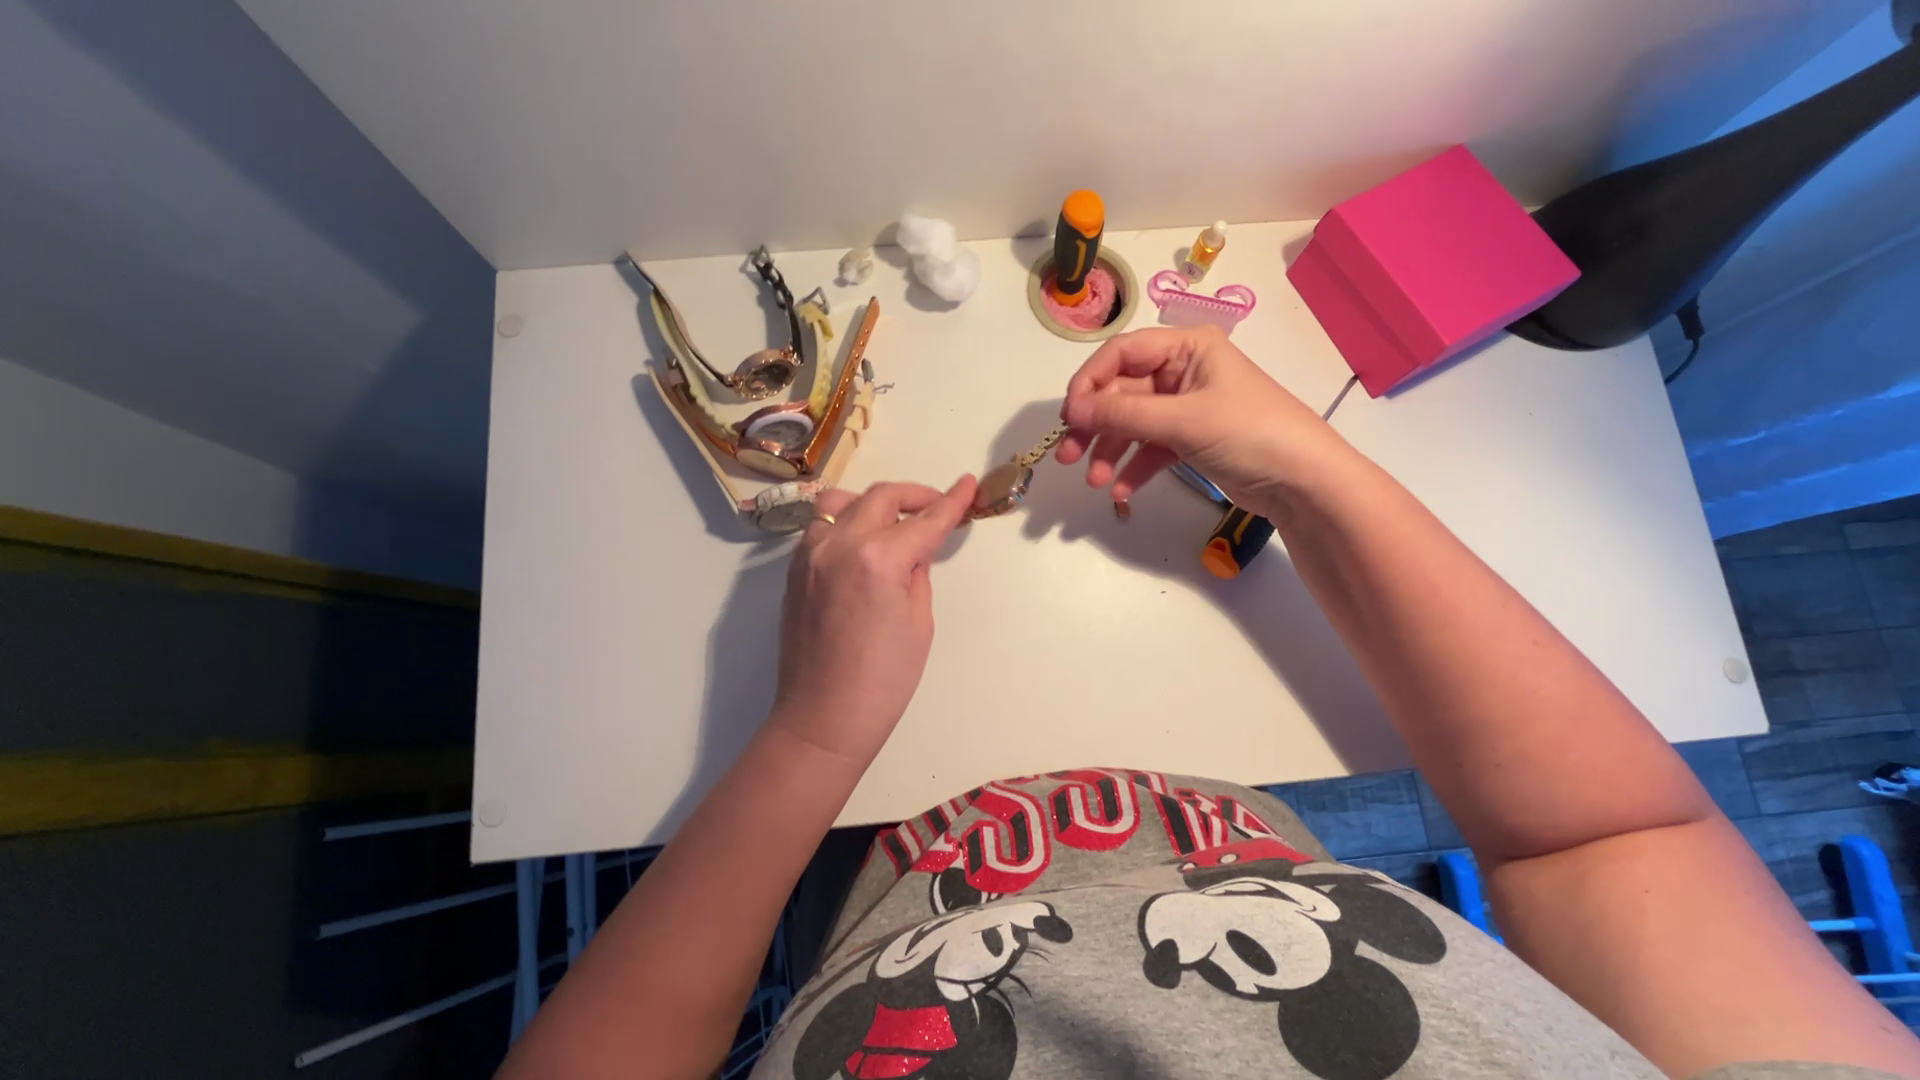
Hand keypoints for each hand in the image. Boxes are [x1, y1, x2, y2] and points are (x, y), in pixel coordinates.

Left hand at [770, 477, 978, 762]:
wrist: (822, 718)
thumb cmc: (883, 681)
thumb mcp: (918, 622)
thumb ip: (917, 573)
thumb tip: (913, 550)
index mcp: (878, 558)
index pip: (924, 520)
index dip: (951, 502)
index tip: (968, 485)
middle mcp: (838, 544)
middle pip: (880, 498)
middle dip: (914, 496)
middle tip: (937, 507)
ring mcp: (809, 555)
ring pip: (840, 503)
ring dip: (872, 504)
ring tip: (893, 523)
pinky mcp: (794, 571)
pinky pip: (820, 528)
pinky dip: (845, 523)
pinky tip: (863, 546)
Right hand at [1058, 325, 1349, 515]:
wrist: (1303, 481)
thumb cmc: (1248, 433)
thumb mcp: (1182, 420)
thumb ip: (1123, 414)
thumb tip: (1071, 409)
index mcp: (1187, 347)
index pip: (1121, 353)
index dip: (1089, 382)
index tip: (1069, 416)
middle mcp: (1183, 371)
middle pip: (1122, 391)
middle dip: (1095, 425)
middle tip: (1069, 456)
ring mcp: (1186, 406)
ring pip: (1132, 423)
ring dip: (1110, 451)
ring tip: (1095, 482)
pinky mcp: (1191, 439)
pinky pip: (1150, 448)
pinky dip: (1133, 467)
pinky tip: (1121, 491)